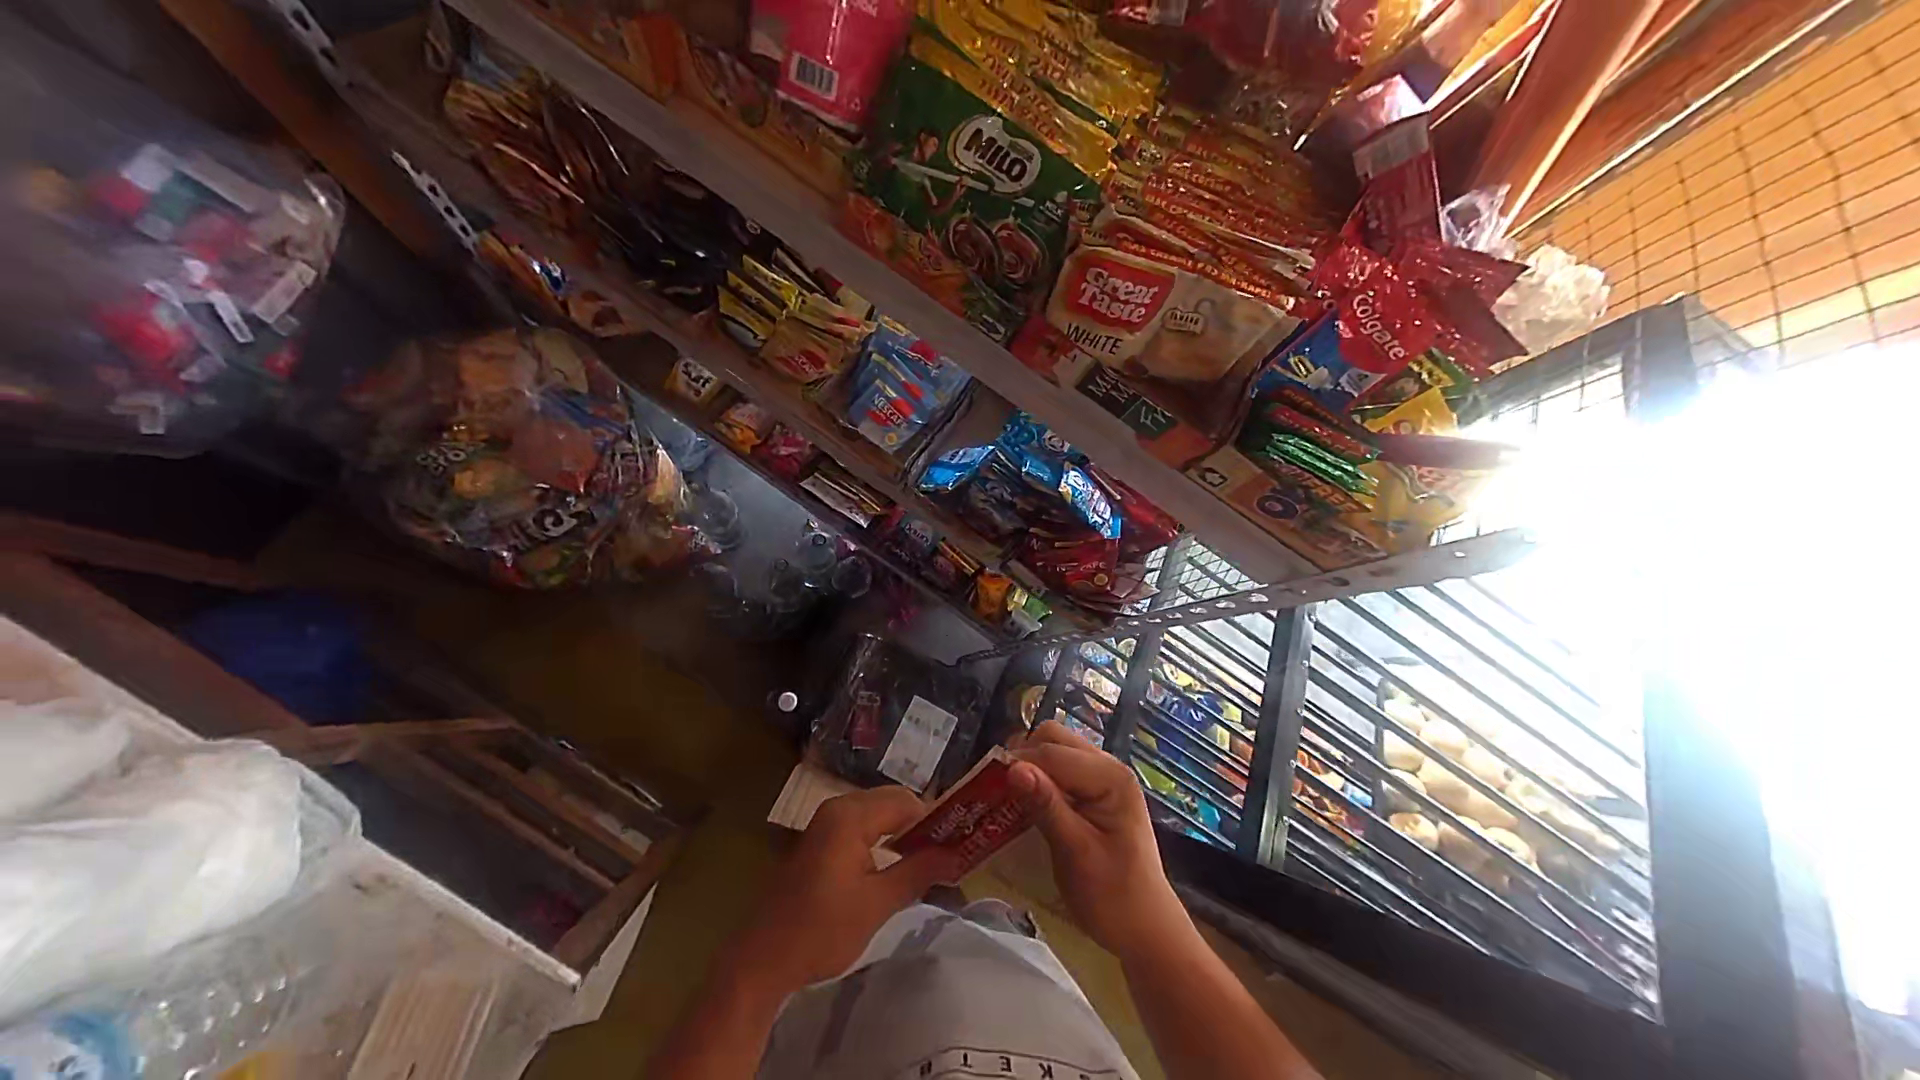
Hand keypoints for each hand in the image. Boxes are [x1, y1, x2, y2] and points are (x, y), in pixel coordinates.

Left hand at [728, 785, 965, 992]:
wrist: (763, 960)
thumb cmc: (822, 931)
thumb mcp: (878, 903)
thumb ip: (919, 871)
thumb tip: (956, 855)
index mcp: (849, 816)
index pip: (906, 802)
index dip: (935, 819)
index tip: (959, 843)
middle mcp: (837, 808)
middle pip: (892, 802)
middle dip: (921, 824)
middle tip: (948, 852)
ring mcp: (825, 823)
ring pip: (878, 814)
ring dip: (903, 832)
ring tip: (930, 860)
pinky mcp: (821, 840)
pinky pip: (862, 826)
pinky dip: (884, 839)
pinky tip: (897, 864)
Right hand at [1010, 721, 1191, 959]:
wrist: (1145, 930)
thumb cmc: (1113, 897)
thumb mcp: (1075, 853)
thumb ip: (1045, 806)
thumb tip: (1012, 767)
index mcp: (1111, 777)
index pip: (1052, 752)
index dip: (1018, 764)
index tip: (988, 788)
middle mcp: (1108, 767)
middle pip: (1053, 739)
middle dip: (1023, 758)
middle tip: (1000, 792)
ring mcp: (1103, 778)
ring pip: (1054, 750)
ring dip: (1030, 768)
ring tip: (1010, 798)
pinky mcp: (1094, 792)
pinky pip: (1060, 770)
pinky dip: (1040, 780)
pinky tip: (1027, 804)